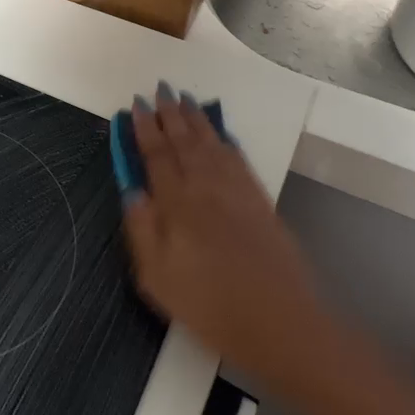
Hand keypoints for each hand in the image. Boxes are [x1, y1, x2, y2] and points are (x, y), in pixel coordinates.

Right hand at [121, 82, 333, 388]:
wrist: (283, 326)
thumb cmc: (210, 305)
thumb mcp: (157, 276)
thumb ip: (142, 230)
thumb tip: (132, 192)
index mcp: (178, 204)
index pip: (156, 155)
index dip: (144, 129)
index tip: (135, 104)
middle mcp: (207, 190)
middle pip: (185, 143)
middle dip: (170, 114)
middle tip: (160, 88)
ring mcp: (238, 195)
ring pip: (213, 146)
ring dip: (197, 121)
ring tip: (186, 100)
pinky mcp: (261, 206)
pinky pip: (240, 162)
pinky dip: (227, 143)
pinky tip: (222, 136)